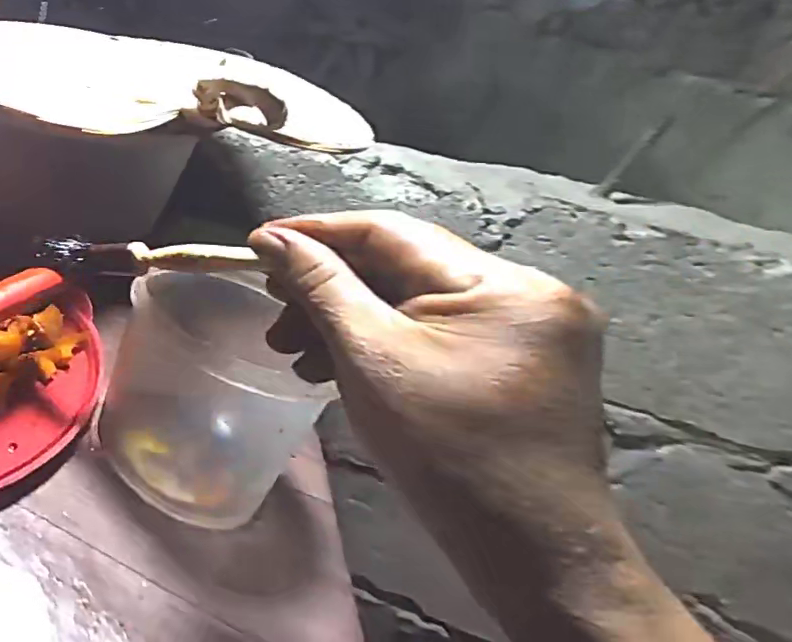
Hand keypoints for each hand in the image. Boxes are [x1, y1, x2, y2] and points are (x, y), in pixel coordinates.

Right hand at [249, 211, 706, 641]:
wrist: (531, 560)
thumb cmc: (446, 454)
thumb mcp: (369, 356)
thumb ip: (319, 284)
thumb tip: (271, 237)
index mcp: (501, 284)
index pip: (388, 232)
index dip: (316, 232)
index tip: (260, 241)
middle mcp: (522, 290)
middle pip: (395, 264)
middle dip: (324, 285)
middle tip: (273, 303)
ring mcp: (519, 324)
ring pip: (404, 296)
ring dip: (341, 315)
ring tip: (290, 345)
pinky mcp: (508, 354)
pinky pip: (425, 325)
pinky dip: (374, 338)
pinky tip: (327, 362)